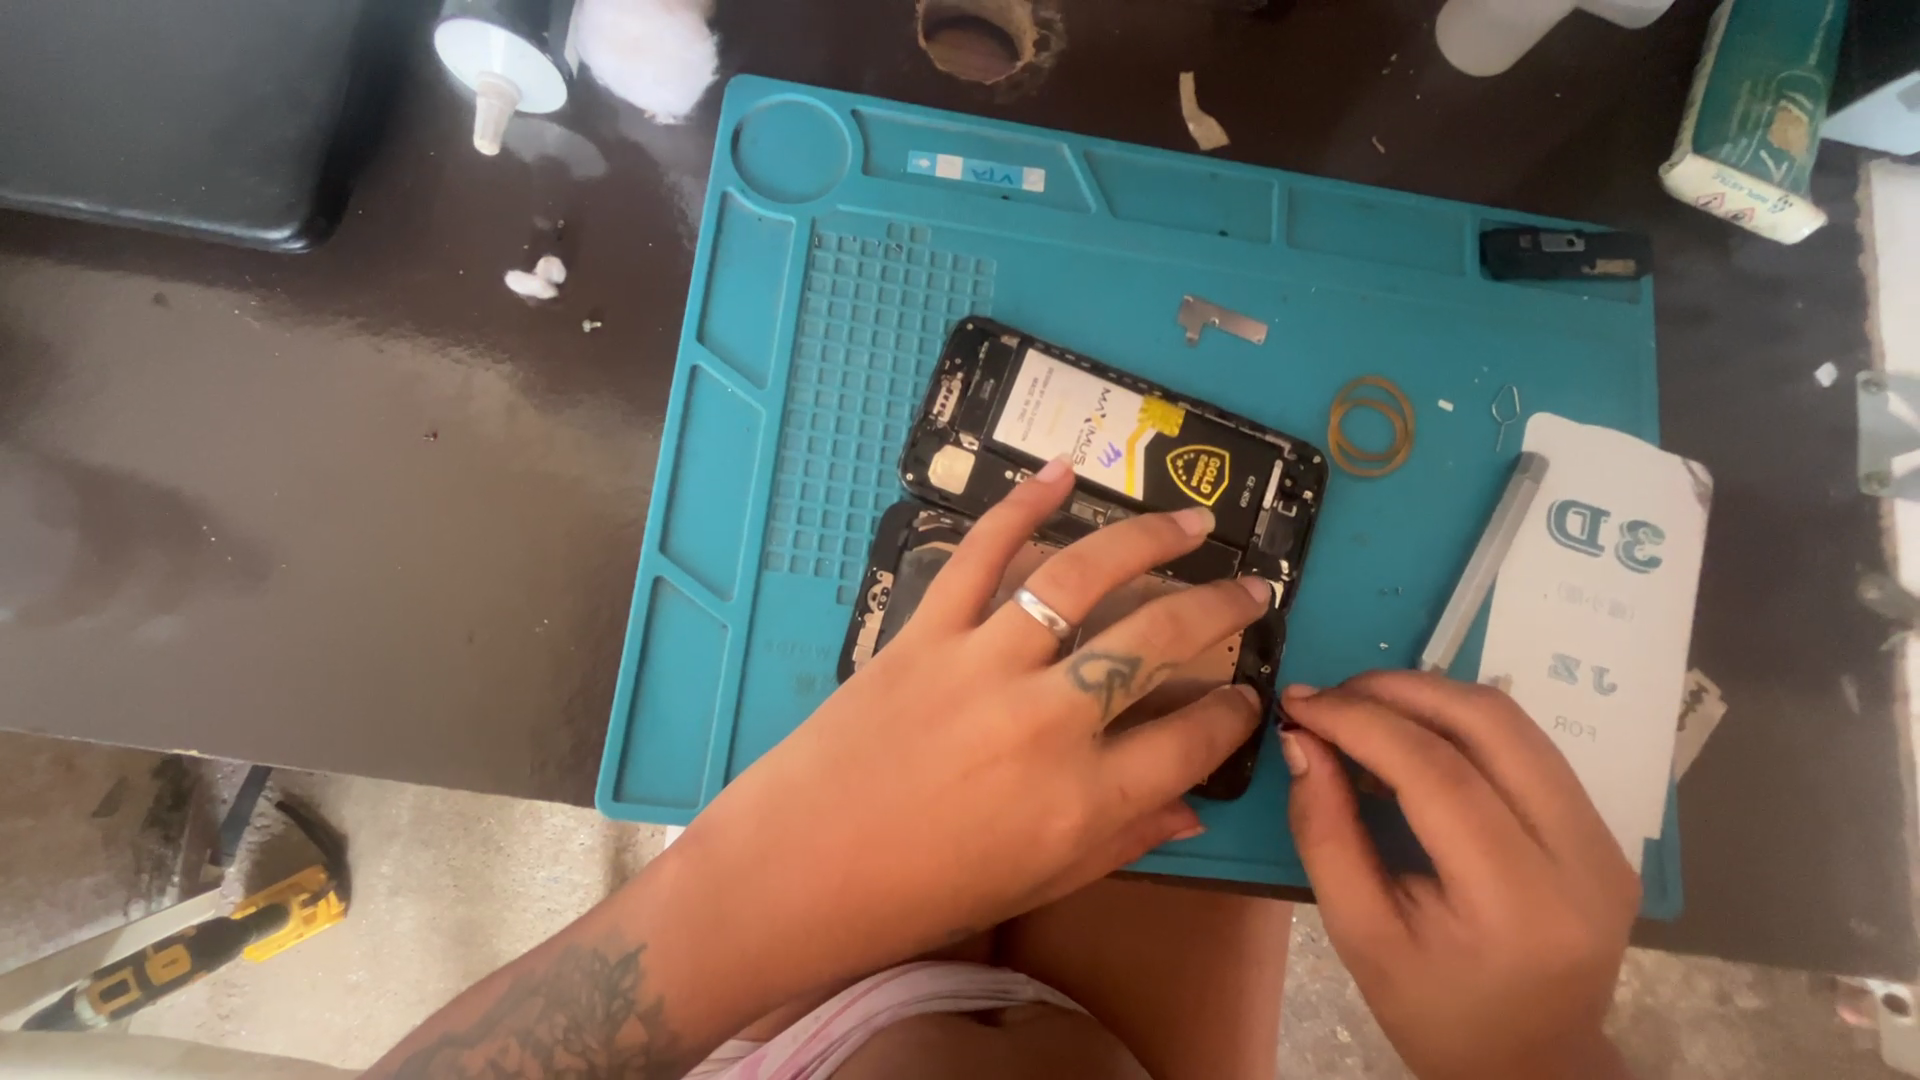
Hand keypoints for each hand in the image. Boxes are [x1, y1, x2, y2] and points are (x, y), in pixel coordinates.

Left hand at [672, 459, 1267, 989]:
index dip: (1233, 713)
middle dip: (1221, 610)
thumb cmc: (918, 896)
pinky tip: (1062, 473)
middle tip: (1252, 591)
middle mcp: (1047, 722)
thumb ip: (1122, 840)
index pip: (1193, 742)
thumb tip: (1192, 805)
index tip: (1245, 693)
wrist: (794, 872)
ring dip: (1148, 539)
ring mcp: (983, 665)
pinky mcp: (924, 633)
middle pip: (1159, 641)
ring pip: (1083, 579)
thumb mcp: (1035, 883)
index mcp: (1083, 803)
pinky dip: (1022, 507)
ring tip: (1193, 525)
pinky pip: (981, 555)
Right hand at [1280, 673, 1638, 1079]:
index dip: (1359, 721)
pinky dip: (1452, 720)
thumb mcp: (1356, 932)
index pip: (1438, 773)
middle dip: (1396, 689)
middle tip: (1328, 698)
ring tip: (1359, 709)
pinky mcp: (1600, 827)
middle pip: (1490, 723)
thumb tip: (1300, 740)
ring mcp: (1604, 839)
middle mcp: (1584, 857)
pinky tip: (1406, 736)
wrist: (1533, 1065)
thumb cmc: (1434, 1011)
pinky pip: (1521, 742)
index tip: (1298, 702)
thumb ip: (1323, 831)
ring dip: (1425, 695)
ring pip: (1511, 720)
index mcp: (1520, 902)